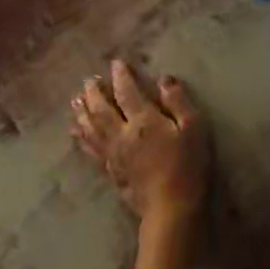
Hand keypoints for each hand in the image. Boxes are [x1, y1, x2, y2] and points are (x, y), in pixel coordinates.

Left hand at [71, 59, 210, 229]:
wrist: (171, 205)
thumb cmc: (189, 164)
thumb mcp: (194, 128)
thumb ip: (178, 102)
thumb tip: (164, 79)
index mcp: (143, 121)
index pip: (128, 93)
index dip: (121, 77)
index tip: (116, 63)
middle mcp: (121, 134)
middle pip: (101, 109)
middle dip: (95, 92)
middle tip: (89, 79)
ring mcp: (112, 154)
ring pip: (90, 128)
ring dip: (82, 111)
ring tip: (76, 100)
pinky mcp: (110, 170)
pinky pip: (89, 148)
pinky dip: (80, 136)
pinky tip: (76, 131)